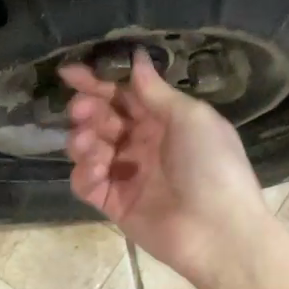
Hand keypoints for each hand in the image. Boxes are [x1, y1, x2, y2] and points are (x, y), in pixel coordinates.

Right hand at [59, 51, 274, 285]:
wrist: (218, 231)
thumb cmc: (212, 165)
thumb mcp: (191, 117)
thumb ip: (155, 91)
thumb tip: (137, 57)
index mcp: (165, 120)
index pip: (124, 95)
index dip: (98, 82)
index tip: (69, 73)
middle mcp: (144, 143)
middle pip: (103, 118)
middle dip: (88, 110)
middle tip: (81, 110)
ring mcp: (128, 174)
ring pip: (90, 148)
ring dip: (82, 139)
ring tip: (88, 143)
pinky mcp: (115, 204)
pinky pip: (88, 183)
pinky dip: (84, 172)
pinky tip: (96, 169)